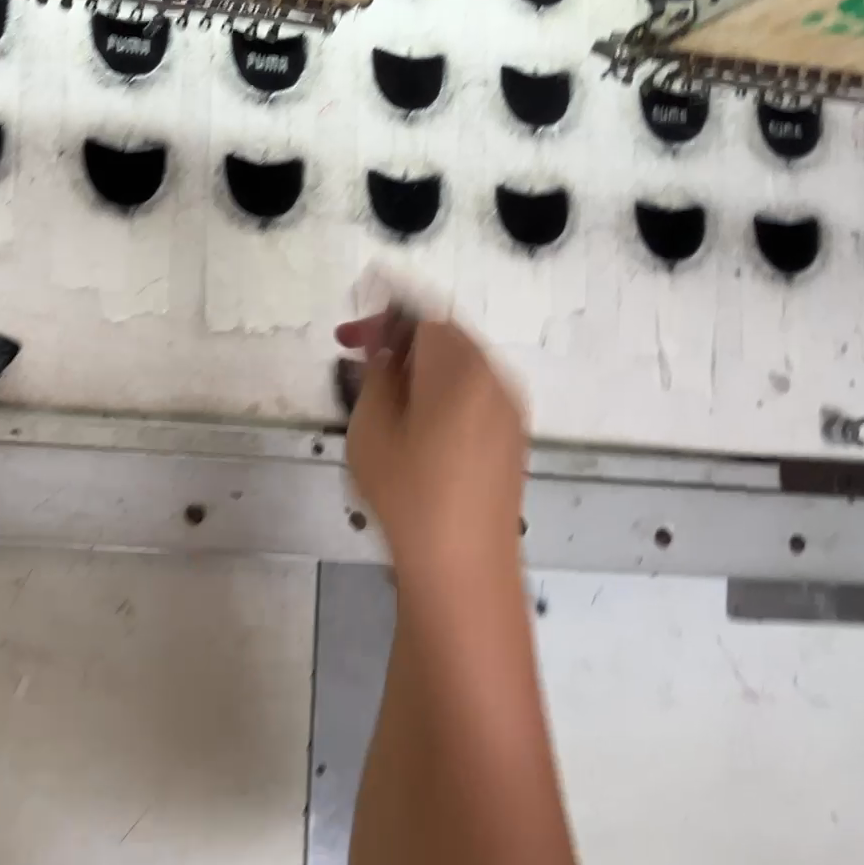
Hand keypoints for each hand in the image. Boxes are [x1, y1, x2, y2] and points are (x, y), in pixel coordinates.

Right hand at [336, 312, 527, 577]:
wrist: (460, 556)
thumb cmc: (406, 490)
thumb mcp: (371, 428)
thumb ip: (378, 377)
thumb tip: (384, 348)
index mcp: (460, 371)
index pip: (425, 316)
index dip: (387, 308)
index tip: (354, 313)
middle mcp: (494, 380)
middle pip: (448, 338)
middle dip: (401, 336)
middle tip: (357, 351)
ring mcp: (507, 411)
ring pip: (461, 366)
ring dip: (419, 363)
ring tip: (377, 385)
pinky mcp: (509, 439)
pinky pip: (472, 393)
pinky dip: (439, 387)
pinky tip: (410, 416)